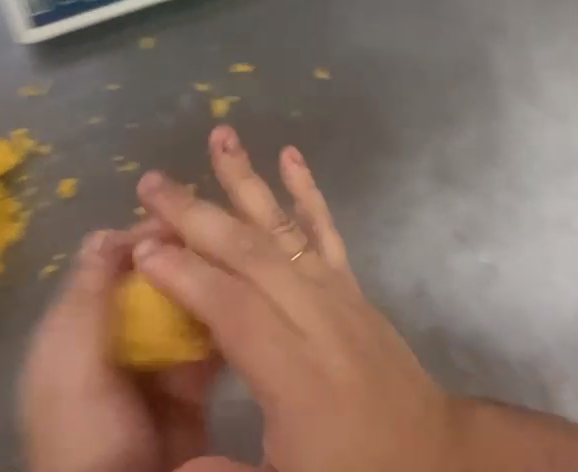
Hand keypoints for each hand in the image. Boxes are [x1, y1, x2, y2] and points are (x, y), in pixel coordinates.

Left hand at [20, 225, 223, 471]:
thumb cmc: (82, 436)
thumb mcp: (70, 364)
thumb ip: (87, 299)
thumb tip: (105, 232)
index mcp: (75, 332)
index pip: (108, 267)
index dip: (140, 240)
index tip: (179, 219)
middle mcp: (114, 342)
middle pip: (150, 284)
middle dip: (181, 259)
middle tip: (221, 237)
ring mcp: (153, 369)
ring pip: (183, 311)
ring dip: (206, 288)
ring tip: (244, 261)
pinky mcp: (189, 393)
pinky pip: (208, 349)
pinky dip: (224, 329)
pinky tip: (251, 306)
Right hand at [132, 126, 456, 471]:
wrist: (435, 458)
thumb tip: (177, 460)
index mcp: (295, 375)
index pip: (232, 307)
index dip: (185, 275)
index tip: (142, 245)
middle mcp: (316, 320)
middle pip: (250, 255)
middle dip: (197, 215)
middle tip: (152, 183)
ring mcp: (339, 296)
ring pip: (284, 230)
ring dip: (247, 182)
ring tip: (220, 138)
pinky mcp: (352, 288)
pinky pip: (325, 232)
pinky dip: (306, 192)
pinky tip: (290, 157)